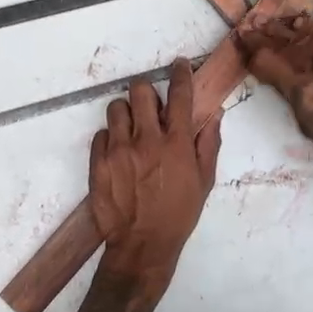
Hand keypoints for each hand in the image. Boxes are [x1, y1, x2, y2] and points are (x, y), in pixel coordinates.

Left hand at [88, 63, 222, 290]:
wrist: (142, 246)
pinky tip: (118, 153)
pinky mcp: (97, 163)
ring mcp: (118, 150)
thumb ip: (209, 144)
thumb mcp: (204, 181)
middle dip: (146, 93)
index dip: (180, 74)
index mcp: (176, 143)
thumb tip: (215, 114)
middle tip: (150, 106)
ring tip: (131, 129)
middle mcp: (146, 140)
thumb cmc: (178, 215)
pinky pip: (100, 134)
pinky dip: (110, 138)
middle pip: (140, 91)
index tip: (180, 65)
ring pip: (116, 108)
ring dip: (126, 113)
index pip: (179, 94)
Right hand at [236, 13, 312, 175]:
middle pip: (282, 44)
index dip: (250, 52)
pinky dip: (307, 28)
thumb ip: (294, 99)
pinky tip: (299, 22)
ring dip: (283, 27)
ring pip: (303, 35)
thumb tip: (283, 81)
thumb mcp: (311, 128)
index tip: (241, 44)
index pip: (267, 62)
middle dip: (262, 35)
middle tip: (248, 26)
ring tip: (269, 20)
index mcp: (302, 91)